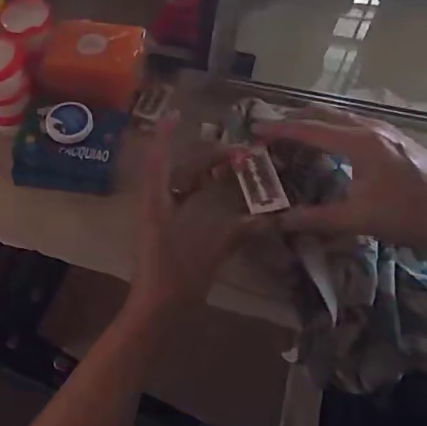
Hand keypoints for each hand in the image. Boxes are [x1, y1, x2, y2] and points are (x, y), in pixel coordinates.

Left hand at [133, 112, 258, 311]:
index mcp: (156, 203)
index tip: (176, 114)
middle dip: (207, 158)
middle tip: (240, 154)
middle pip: (180, 172)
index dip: (164, 135)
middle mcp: (157, 207)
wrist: (157, 312)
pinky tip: (234, 201)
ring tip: (240, 169)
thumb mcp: (208, 252)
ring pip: (185, 188)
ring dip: (209, 177)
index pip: (158, 160)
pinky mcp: (171, 236)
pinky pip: (190, 208)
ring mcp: (163, 222)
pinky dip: (209, 200)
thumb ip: (238, 232)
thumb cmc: (175, 280)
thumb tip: (270, 217)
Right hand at [252, 105, 426, 254]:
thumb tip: (279, 222)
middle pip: (323, 114)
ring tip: (294, 134)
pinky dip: (333, 128)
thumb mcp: (359, 220)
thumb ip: (316, 218)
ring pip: (342, 116)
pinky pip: (356, 124)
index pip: (308, 130)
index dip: (278, 129)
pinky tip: (331, 144)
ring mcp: (389, 132)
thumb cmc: (412, 216)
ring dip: (314, 122)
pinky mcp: (399, 141)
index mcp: (359, 143)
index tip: (254, 130)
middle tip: (269, 130)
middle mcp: (373, 130)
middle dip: (293, 119)